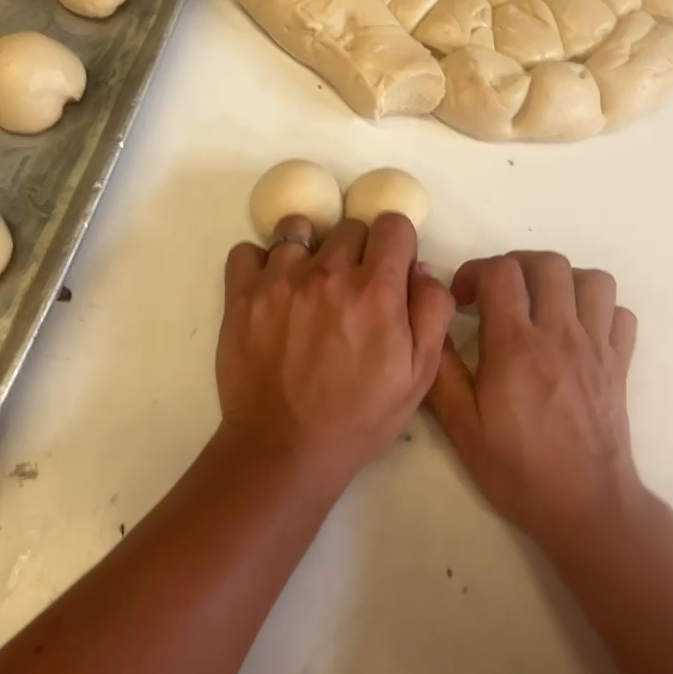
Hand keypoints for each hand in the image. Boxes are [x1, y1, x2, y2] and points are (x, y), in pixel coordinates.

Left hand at [217, 214, 455, 479]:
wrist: (285, 449)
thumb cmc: (360, 417)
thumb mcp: (419, 374)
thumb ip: (431, 311)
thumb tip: (420, 268)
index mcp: (376, 291)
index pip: (393, 224)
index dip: (397, 244)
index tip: (391, 269)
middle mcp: (327, 273)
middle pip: (349, 226)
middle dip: (358, 250)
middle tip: (352, 288)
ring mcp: (279, 281)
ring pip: (298, 228)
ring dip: (309, 249)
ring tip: (308, 284)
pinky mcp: (241, 295)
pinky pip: (248, 250)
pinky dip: (261, 262)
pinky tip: (272, 289)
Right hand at [427, 252, 642, 539]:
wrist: (585, 505)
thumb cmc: (517, 469)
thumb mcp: (462, 427)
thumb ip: (442, 371)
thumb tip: (432, 326)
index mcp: (516, 344)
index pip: (501, 272)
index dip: (475, 272)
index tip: (463, 300)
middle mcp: (560, 333)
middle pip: (547, 263)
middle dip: (516, 266)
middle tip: (497, 295)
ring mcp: (596, 346)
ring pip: (591, 279)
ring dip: (562, 281)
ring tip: (539, 305)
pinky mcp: (619, 363)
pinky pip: (619, 313)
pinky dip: (598, 310)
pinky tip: (575, 332)